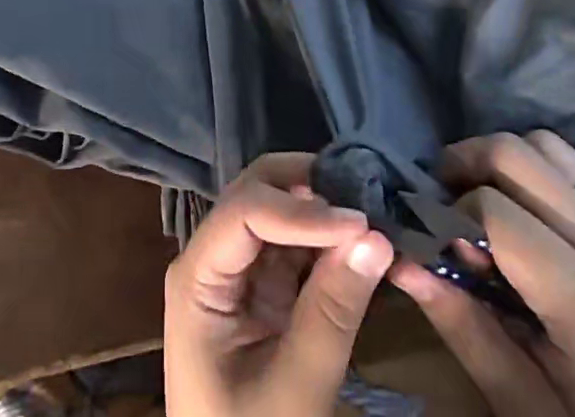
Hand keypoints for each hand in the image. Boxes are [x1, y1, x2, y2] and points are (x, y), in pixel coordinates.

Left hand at [165, 152, 395, 416]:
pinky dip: (331, 238)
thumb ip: (333, 310)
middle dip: (310, 188)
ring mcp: (239, 267)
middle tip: (366, 200)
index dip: (301, 209)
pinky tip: (366, 242)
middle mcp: (213, 256)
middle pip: (256, 192)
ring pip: (280, 208)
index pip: (244, 212)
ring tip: (375, 214)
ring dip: (326, 208)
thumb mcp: (297, 386)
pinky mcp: (265, 284)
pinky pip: (298, 242)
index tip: (359, 223)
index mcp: (198, 277)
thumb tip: (377, 237)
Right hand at [389, 133, 574, 416]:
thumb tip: (400, 264)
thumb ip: (463, 327)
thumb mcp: (525, 403)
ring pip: (551, 144)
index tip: (436, 243)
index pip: (494, 209)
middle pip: (519, 154)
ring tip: (488, 197)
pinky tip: (541, 206)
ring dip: (507, 159)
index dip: (450, 214)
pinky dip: (555, 167)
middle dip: (466, 162)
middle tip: (443, 196)